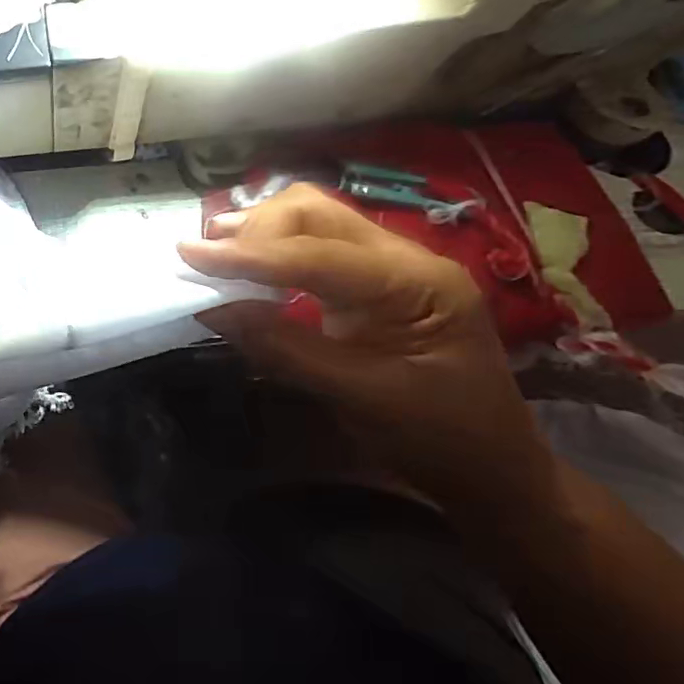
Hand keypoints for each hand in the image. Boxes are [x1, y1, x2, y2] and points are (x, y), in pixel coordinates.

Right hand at [177, 184, 552, 506]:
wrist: (496, 473)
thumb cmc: (440, 440)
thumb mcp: (359, 397)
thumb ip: (282, 347)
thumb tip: (210, 308)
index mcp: (418, 284)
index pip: (316, 254)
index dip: (248, 255)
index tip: (187, 255)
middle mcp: (405, 257)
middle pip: (315, 211)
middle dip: (255, 228)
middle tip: (206, 259)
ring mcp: (390, 263)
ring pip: (312, 216)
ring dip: (260, 230)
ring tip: (216, 252)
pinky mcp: (372, 278)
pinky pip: (314, 242)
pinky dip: (273, 248)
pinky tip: (247, 265)